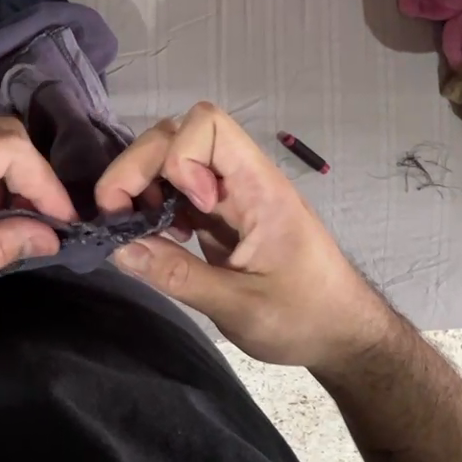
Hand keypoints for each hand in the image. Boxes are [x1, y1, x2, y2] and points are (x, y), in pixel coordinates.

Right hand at [95, 102, 391, 366]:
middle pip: (178, 134)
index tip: (188, 209)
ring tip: (138, 227)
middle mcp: (241, 180)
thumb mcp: (241, 308)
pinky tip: (157, 237)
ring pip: (171, 157)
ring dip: (141, 184)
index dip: (181, 156)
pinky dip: (152, 204)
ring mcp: (228, 195)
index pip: (209, 126)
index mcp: (259, 188)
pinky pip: (175, 189)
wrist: (341, 335)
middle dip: (139, 167)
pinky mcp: (219, 214)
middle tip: (122, 215)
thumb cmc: (305, 319)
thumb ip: (178, 276)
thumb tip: (119, 248)